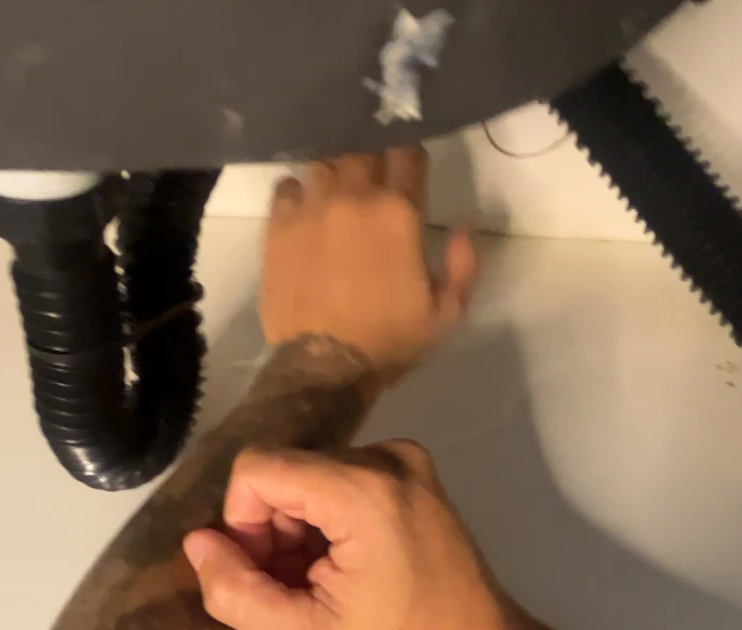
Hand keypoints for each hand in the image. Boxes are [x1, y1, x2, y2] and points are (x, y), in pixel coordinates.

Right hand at [182, 440, 520, 629]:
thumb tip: (197, 541)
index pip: (257, 468)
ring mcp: (403, 456)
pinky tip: (344, 561)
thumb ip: (235, 591)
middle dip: (272, 527)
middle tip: (296, 584)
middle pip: (284, 470)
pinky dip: (323, 516)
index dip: (243, 521)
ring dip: (296, 525)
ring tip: (322, 578)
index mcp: (364, 490)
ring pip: (306, 474)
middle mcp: (386, 456)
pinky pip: (336, 476)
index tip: (268, 571)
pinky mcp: (410, 467)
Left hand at [263, 148, 479, 383]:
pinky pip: (285, 187)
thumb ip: (464, 265)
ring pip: (323, 162)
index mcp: (398, 212)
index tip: (408, 171)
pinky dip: (296, 192)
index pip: (408, 153)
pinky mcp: (277, 229)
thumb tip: (462, 227)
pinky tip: (304, 211)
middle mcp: (353, 198)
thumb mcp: (446, 314)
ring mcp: (310, 210)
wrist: (324, 368)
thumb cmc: (388, 343)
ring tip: (336, 193)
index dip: (410, 157)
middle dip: (371, 158)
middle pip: (362, 148)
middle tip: (371, 181)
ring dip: (333, 172)